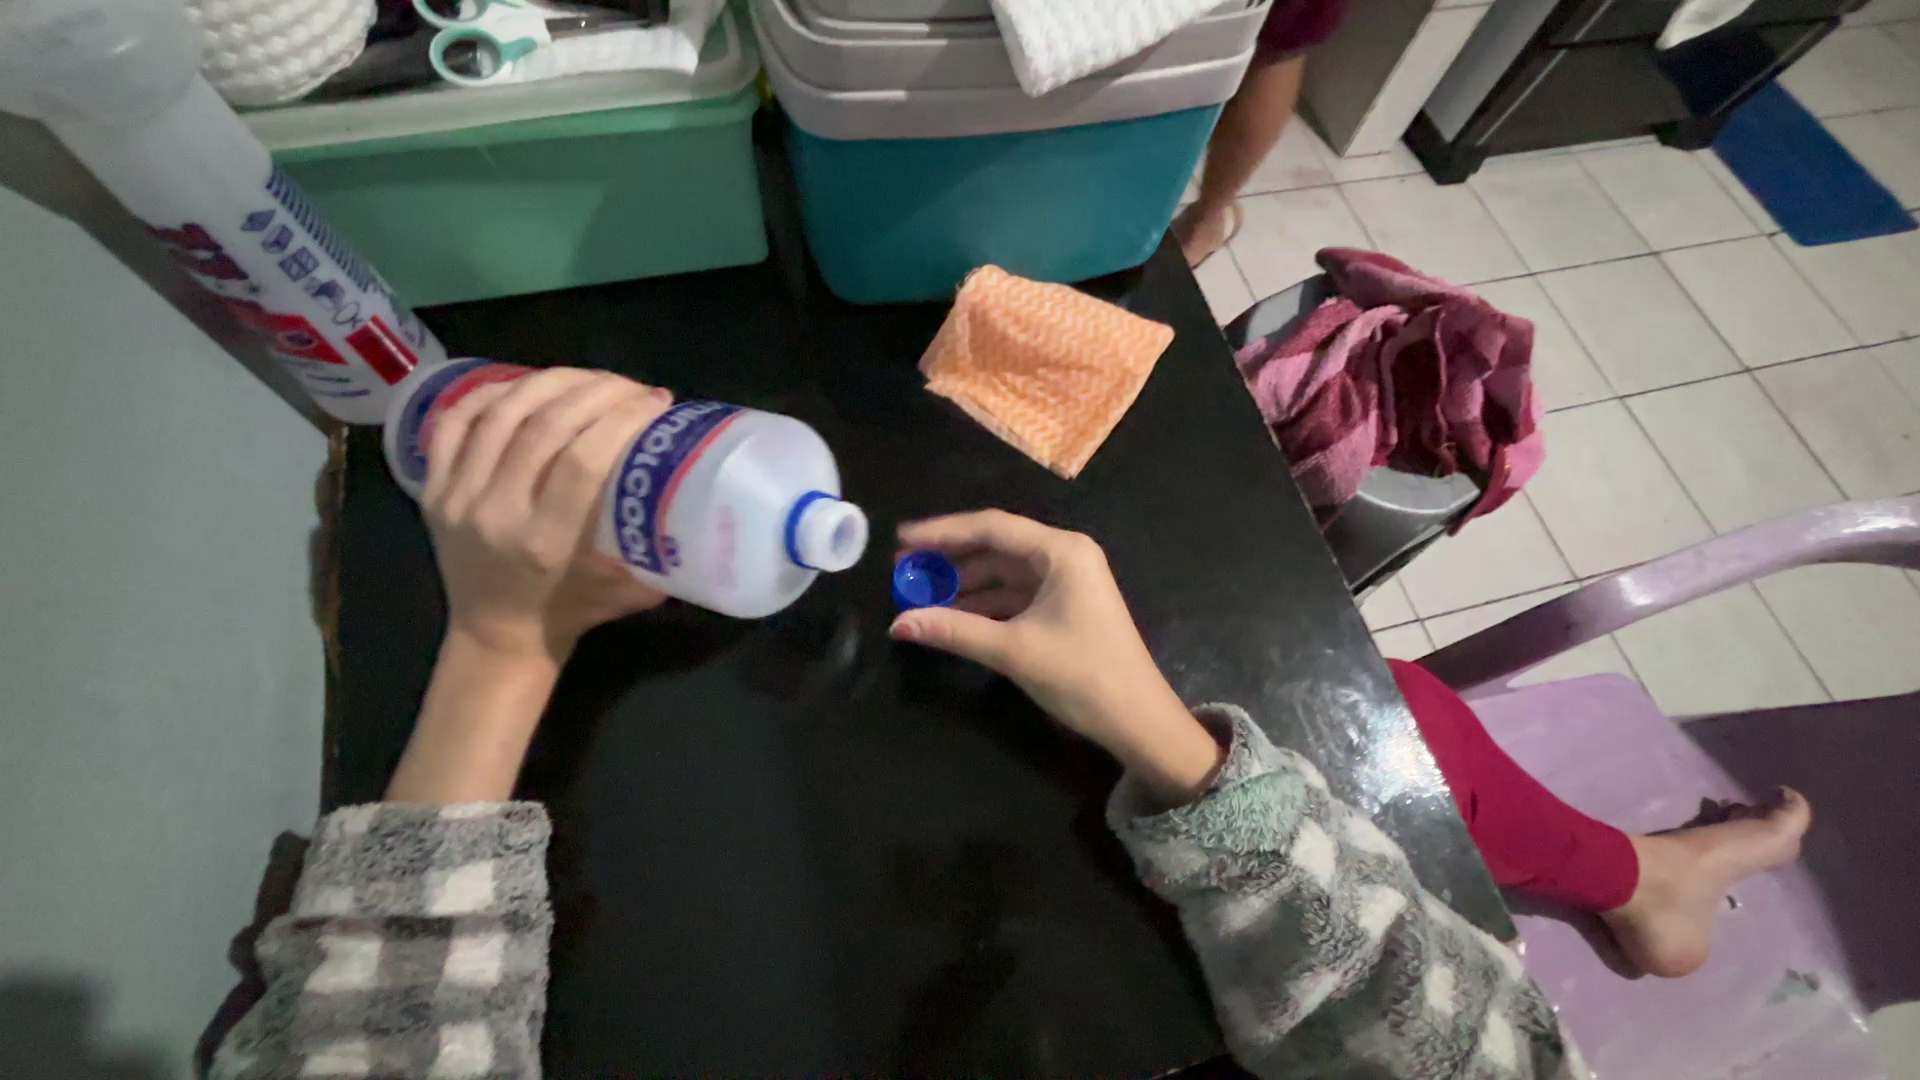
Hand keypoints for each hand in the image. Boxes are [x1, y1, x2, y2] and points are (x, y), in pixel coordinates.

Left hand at [421, 368, 672, 664]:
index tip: (657, 402)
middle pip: (544, 426)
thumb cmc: (572, 612)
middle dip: (597, 391)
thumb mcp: (629, 590)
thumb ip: (659, 545)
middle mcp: (494, 513)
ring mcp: (455, 497)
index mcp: (545, 544)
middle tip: (634, 387)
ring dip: (554, 382)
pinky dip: (495, 392)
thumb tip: (695, 486)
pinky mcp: (432, 487)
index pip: (582, 461)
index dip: (623, 419)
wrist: (494, 636)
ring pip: (501, 413)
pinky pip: (455, 421)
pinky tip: (531, 384)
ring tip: (593, 378)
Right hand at [888, 511, 1223, 803]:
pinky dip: (983, 606)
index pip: (991, 528)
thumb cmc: (1082, 675)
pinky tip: (950, 618)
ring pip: (1002, 574)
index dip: (942, 532)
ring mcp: (1065, 583)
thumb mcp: (1013, 650)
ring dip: (963, 586)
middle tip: (903, 570)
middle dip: (949, 560)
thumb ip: (953, 630)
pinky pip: (1014, 597)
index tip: (901, 540)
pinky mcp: (1063, 608)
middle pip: (996, 547)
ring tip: (918, 597)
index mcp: (1061, 551)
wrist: (1138, 721)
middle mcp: (1064, 557)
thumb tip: (897, 623)